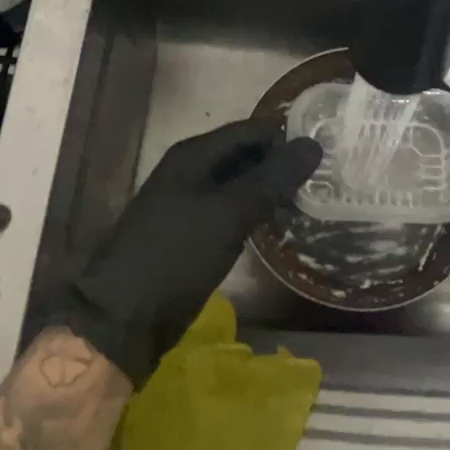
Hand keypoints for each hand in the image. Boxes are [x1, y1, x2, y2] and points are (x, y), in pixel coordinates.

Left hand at [54, 117, 320, 385]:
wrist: (123, 318)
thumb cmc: (175, 257)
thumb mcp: (228, 214)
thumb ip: (272, 179)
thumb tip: (313, 145)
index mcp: (193, 155)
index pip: (251, 130)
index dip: (286, 137)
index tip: (327, 150)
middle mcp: (189, 171)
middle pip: (244, 154)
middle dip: (281, 163)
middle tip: (326, 175)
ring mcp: (188, 203)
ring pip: (239, 184)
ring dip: (270, 188)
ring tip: (312, 197)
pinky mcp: (191, 233)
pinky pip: (230, 210)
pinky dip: (255, 212)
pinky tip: (280, 224)